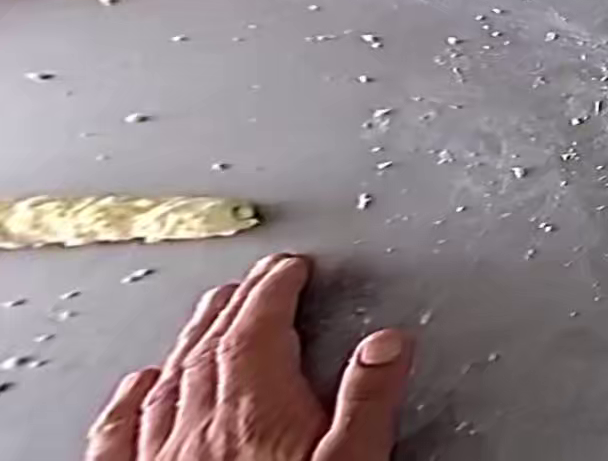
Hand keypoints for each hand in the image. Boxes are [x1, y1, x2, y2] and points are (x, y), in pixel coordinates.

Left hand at [85, 253, 412, 460]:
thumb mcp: (355, 459)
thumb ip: (371, 399)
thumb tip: (387, 338)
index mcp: (254, 416)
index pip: (257, 334)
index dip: (275, 291)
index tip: (293, 266)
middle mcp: (198, 435)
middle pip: (211, 351)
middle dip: (239, 304)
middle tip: (263, 274)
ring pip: (169, 385)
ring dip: (193, 338)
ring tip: (213, 307)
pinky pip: (118, 443)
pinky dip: (127, 406)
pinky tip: (135, 387)